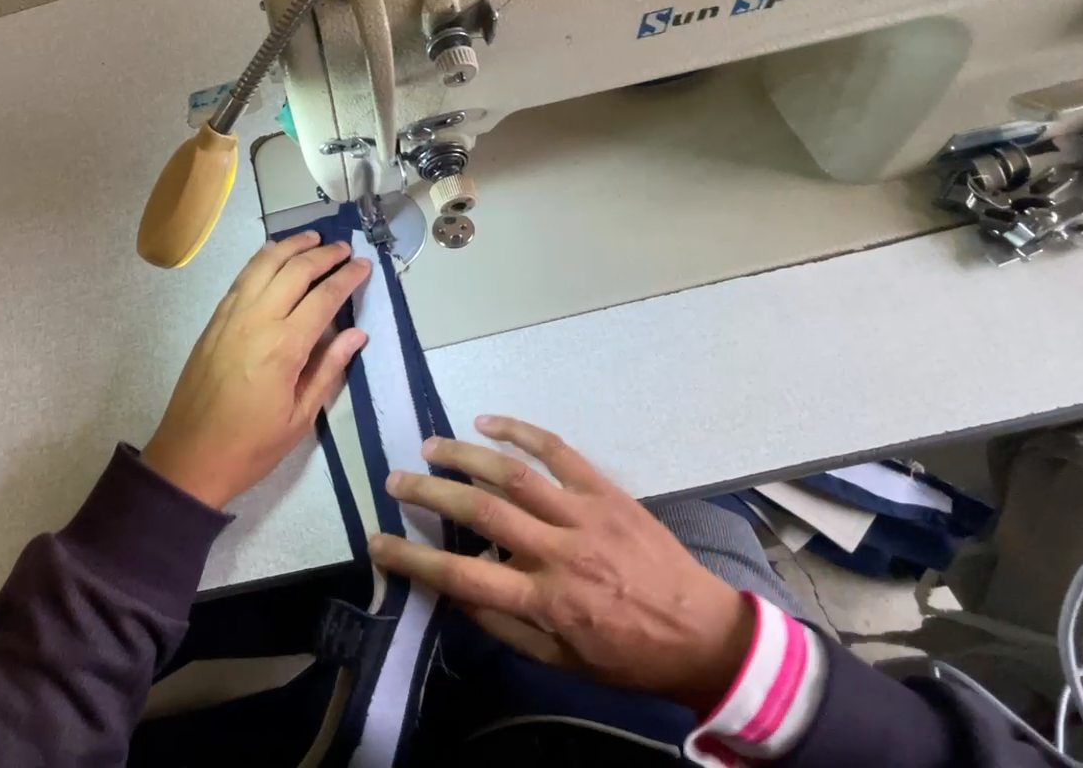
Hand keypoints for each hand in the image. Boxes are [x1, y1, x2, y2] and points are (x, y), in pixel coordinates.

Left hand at [141, 232, 372, 508]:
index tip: (365, 265)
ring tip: (312, 239)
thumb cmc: (251, 445)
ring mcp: (230, 316)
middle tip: (345, 248)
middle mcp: (256, 320)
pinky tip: (273, 257)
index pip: (324, 297)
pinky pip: (242, 278)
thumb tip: (356, 334)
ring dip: (290, 247)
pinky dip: (262, 260)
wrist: (189, 456)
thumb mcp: (300, 417)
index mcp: (284, 346)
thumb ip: (328, 369)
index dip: (347, 277)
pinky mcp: (214, 321)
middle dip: (323, 254)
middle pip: (294, 270)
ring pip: (263, 265)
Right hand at [367, 415, 752, 713]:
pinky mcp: (606, 491)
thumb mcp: (560, 661)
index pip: (463, 577)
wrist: (704, 633)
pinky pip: (558, 451)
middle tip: (395, 479)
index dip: (413, 560)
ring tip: (430, 446)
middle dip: (428, 493)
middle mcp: (560, 553)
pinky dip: (520, 431)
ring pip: (513, 474)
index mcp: (547, 602)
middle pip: (480, 512)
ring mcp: (584, 515)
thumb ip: (504, 626)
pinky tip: (487, 421)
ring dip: (464, 455)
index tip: (377, 542)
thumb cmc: (627, 654)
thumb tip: (453, 590)